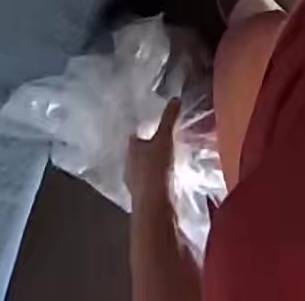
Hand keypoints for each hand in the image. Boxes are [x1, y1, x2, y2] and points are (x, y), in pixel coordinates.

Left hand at [126, 97, 181, 212]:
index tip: (153, 123)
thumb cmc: (155, 168)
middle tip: (164, 139)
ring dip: (153, 163)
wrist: (154, 207)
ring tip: (168, 157)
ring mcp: (135, 182)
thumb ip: (169, 118)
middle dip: (149, 147)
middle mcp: (129, 165)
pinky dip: (157, 177)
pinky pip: (150, 181)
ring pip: (143, 167)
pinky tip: (168, 176)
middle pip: (138, 152)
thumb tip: (175, 98)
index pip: (134, 134)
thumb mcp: (165, 138)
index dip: (143, 128)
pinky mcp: (143, 196)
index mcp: (130, 148)